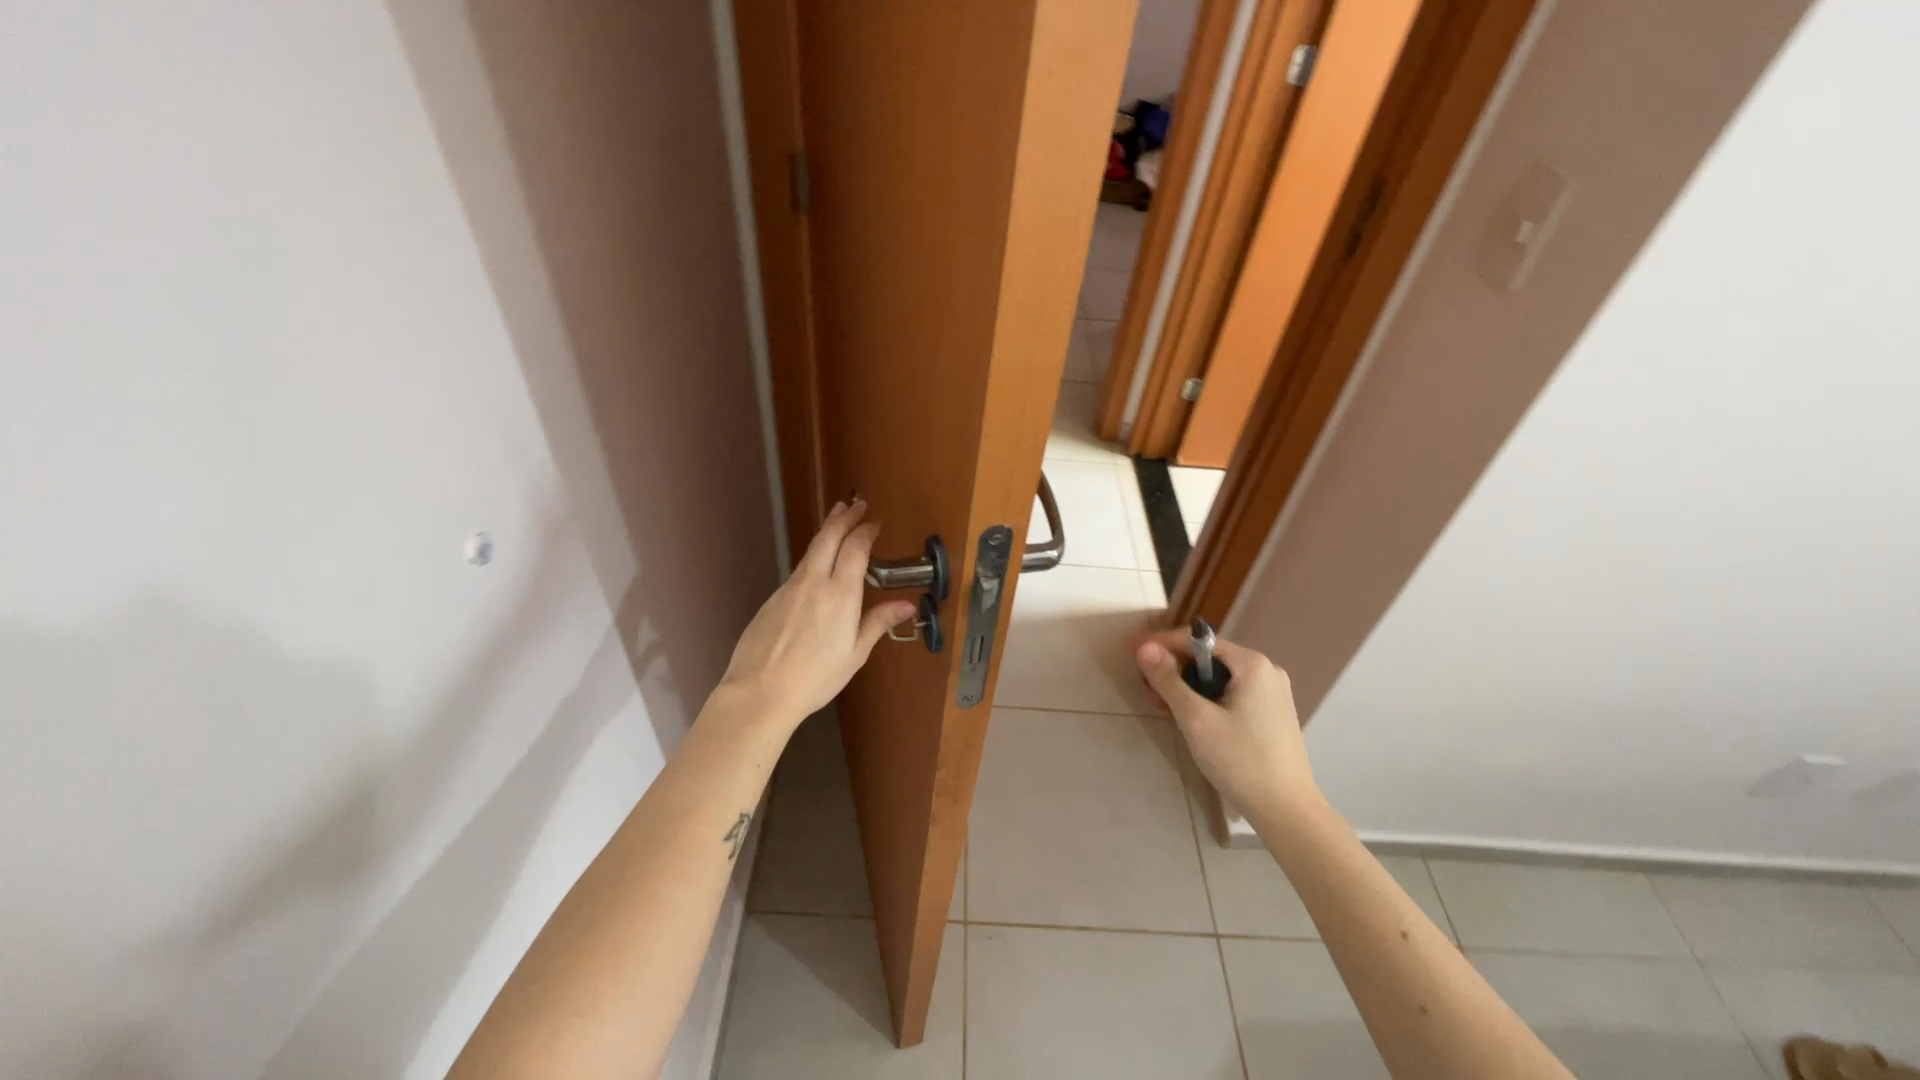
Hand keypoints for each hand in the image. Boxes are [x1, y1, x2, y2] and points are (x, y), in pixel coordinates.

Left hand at [718, 500, 916, 728]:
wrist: (760, 691)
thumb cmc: (814, 678)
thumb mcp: (855, 654)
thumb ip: (878, 623)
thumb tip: (907, 605)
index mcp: (840, 595)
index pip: (856, 548)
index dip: (866, 531)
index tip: (875, 522)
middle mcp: (814, 582)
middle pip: (829, 537)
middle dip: (843, 516)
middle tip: (855, 504)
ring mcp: (790, 588)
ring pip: (811, 550)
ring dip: (826, 531)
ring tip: (837, 520)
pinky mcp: (773, 598)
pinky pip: (798, 569)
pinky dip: (813, 556)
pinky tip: (817, 564)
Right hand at [1134, 630, 1324, 821]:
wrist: (1285, 808)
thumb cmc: (1239, 760)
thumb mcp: (1196, 719)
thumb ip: (1168, 680)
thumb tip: (1145, 647)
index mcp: (1252, 664)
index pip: (1197, 640)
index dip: (1160, 643)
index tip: (1130, 649)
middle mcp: (1267, 670)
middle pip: (1209, 657)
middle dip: (1174, 667)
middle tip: (1146, 687)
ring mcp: (1273, 692)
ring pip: (1220, 676)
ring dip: (1189, 685)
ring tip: (1164, 706)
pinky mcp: (1273, 712)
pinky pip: (1232, 692)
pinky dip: (1208, 698)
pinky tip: (1193, 718)